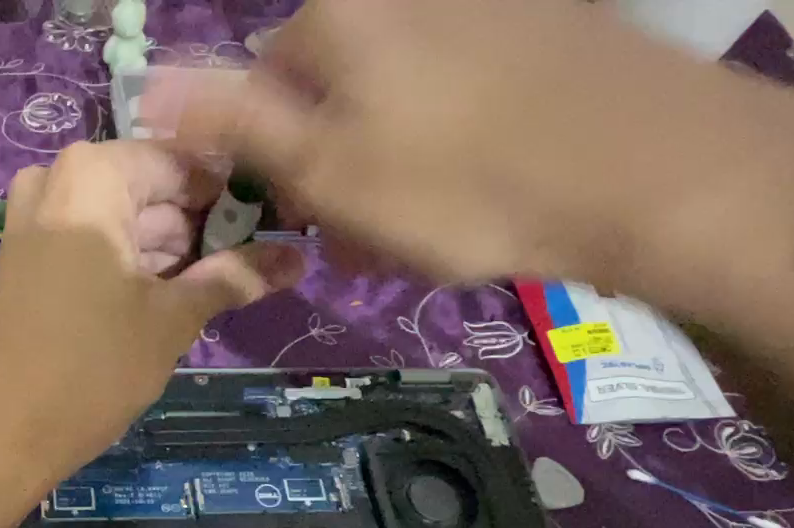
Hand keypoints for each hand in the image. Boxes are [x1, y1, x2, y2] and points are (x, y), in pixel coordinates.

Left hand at [0, 141, 303, 511]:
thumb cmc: (91, 371)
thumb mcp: (171, 320)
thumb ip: (235, 276)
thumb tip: (297, 258)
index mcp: (94, 173)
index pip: (189, 163)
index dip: (236, 199)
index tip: (277, 232)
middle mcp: (57, 179)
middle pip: (153, 191)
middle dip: (203, 232)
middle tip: (254, 273)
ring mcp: (33, 219)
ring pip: (124, 222)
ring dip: (170, 256)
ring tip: (216, 297)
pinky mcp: (25, 260)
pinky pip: (92, 246)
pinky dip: (130, 268)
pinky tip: (164, 305)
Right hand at [151, 0, 793, 299]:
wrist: (646, 174)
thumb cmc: (462, 187)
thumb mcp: (325, 171)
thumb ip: (233, 124)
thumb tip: (147, 84)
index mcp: (336, 20)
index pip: (255, 93)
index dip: (269, 168)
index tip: (302, 223)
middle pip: (326, 94)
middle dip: (331, 170)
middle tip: (363, 238)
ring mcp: (470, 3)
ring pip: (388, 100)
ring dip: (383, 169)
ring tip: (418, 230)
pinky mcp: (532, 24)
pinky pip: (449, 91)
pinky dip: (441, 144)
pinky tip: (472, 188)